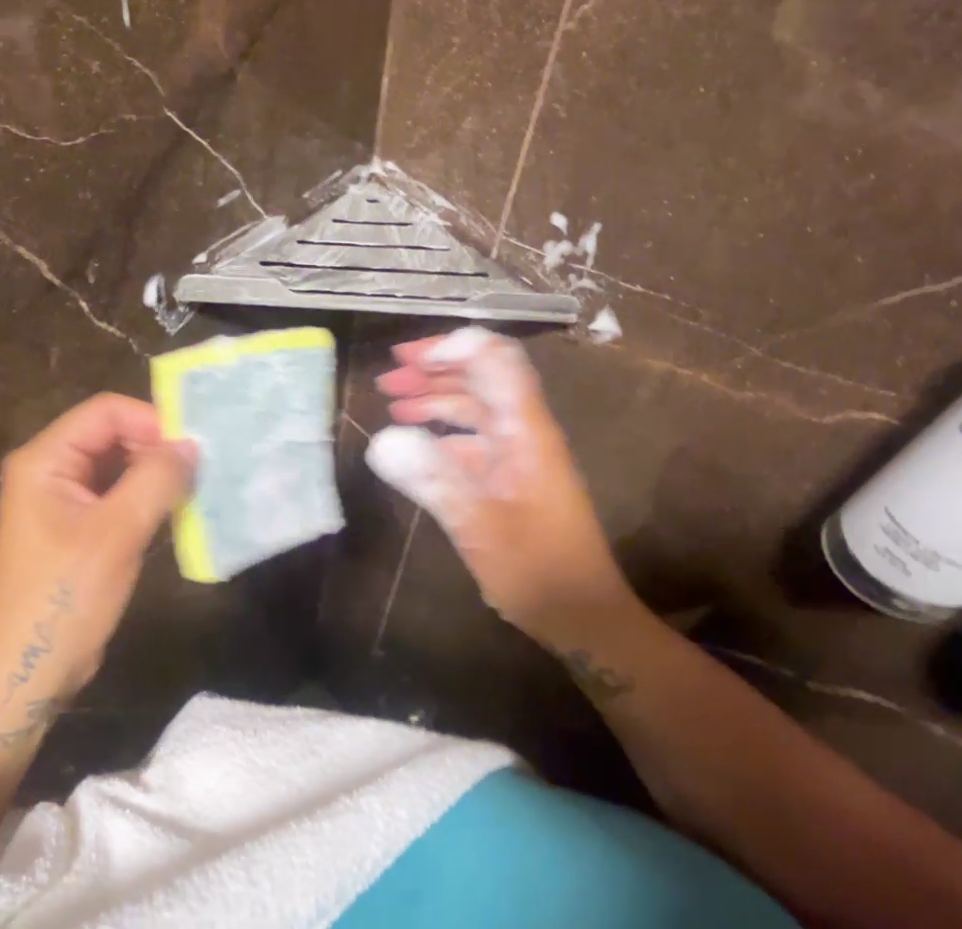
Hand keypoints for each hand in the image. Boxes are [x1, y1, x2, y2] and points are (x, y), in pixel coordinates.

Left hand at [0, 394, 195, 712]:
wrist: (26, 672)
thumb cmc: (65, 597)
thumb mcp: (116, 534)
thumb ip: (156, 480)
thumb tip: (191, 444)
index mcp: (43, 460)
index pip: (105, 411)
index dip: (151, 420)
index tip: (194, 447)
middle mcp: (48, 471)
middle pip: (110, 434)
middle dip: (155, 446)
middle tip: (201, 469)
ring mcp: (59, 502)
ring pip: (116, 467)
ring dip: (153, 474)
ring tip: (195, 488)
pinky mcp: (74, 531)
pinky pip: (114, 497)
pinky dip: (144, 498)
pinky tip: (174, 512)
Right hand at [368, 327, 637, 644]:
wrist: (581, 615)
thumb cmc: (536, 570)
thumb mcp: (478, 526)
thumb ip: (432, 479)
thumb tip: (381, 439)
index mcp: (525, 431)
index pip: (496, 360)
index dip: (453, 347)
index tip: (408, 359)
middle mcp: (524, 432)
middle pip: (482, 378)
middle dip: (435, 368)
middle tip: (387, 376)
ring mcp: (520, 455)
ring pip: (477, 407)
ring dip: (436, 397)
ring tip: (392, 401)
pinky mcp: (513, 479)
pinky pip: (475, 439)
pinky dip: (443, 432)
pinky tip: (415, 444)